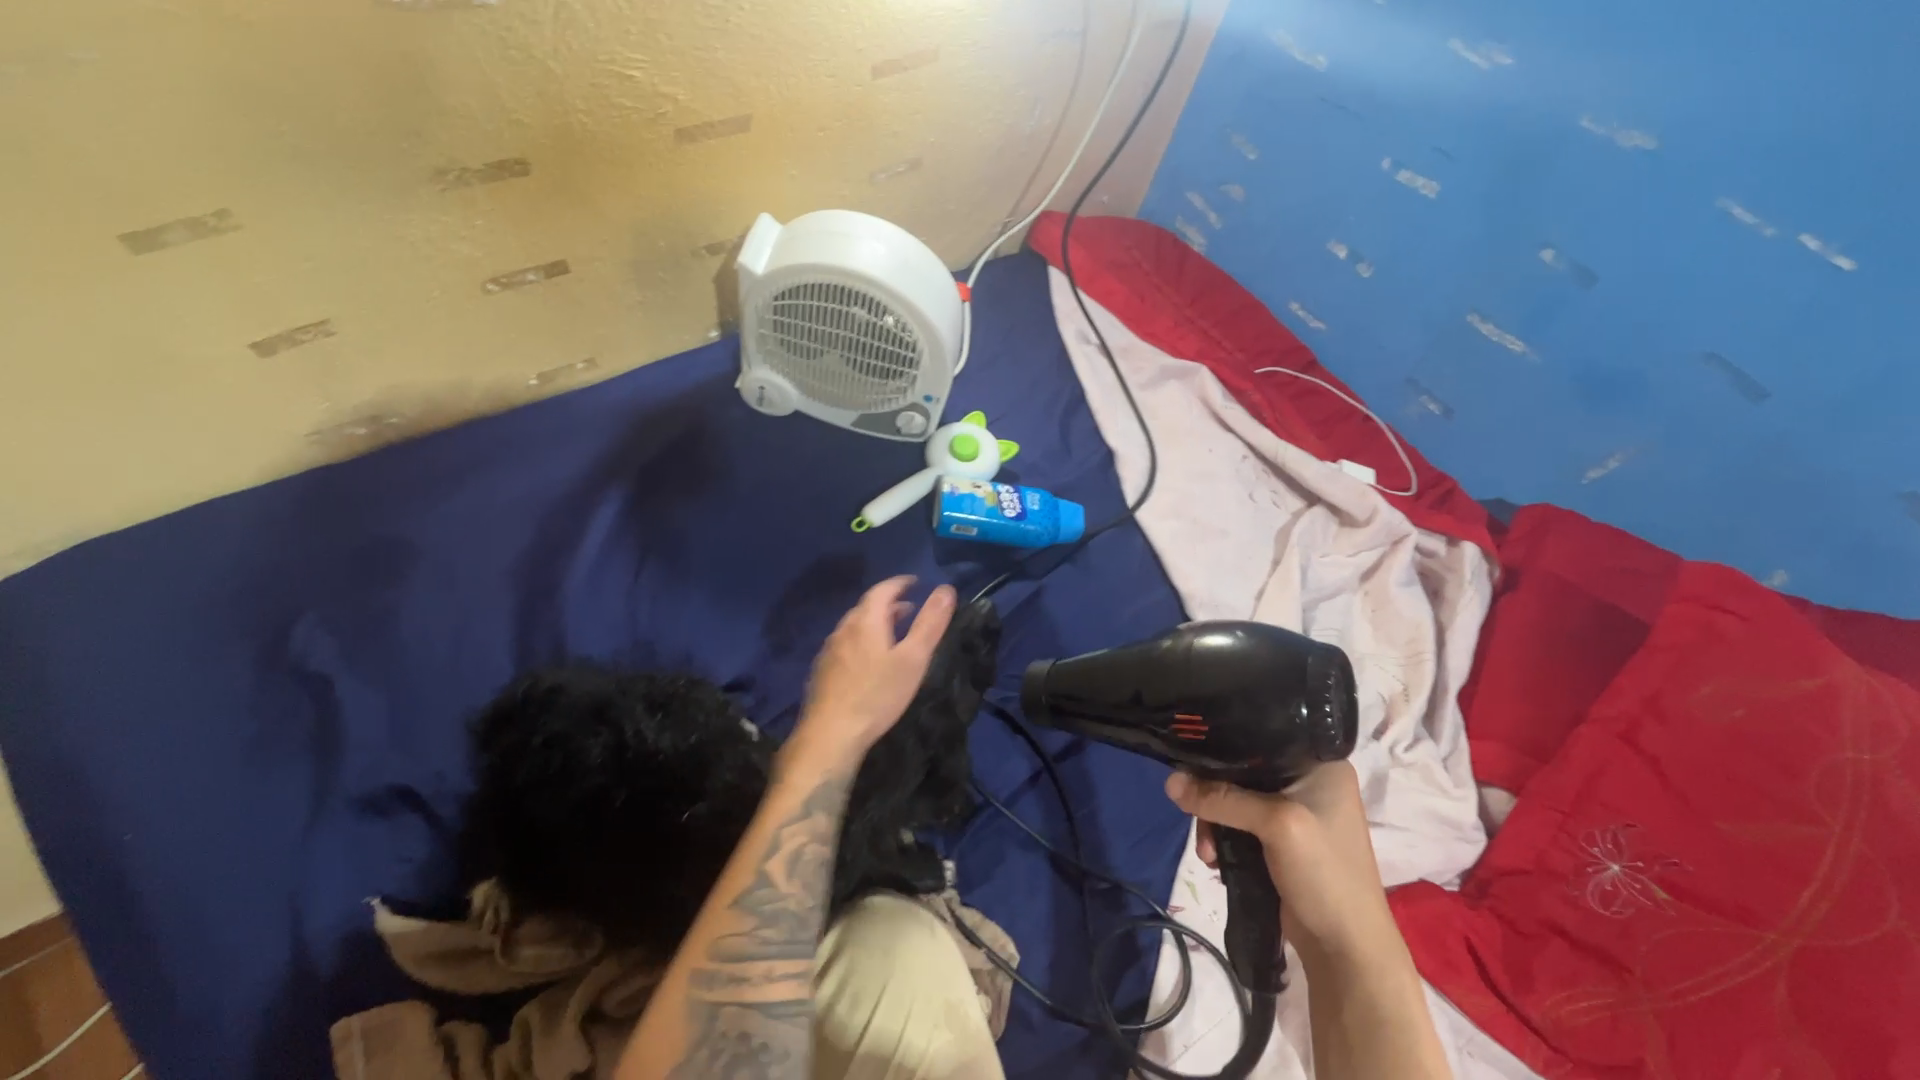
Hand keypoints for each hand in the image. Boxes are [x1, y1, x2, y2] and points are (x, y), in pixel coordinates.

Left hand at [790, 576, 955, 767]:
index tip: (914, 582)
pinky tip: (866, 662)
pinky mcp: (821, 671)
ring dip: (874, 624)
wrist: (831, 733)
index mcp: (866, 621)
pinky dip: (860, 642)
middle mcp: (843, 629)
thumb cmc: (878, 695)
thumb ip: (930, 624)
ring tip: (890, 635)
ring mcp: (829, 650)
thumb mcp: (913, 659)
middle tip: (908, 610)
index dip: (900, 583)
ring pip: (854, 627)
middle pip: (866, 607)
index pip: (883, 590)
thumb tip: (946, 589)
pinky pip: (844, 645)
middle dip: (889, 604)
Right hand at [1164, 762, 1395, 964]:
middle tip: (1198, 822)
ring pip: (1235, 801)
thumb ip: (1222, 799)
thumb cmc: (1325, 873)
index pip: (1260, 738)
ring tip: (1208, 853)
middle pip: (1241, 772)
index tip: (1189, 765)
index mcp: (1320, 764)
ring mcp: (1294, 814)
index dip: (1222, 748)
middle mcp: (1307, 782)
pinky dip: (1222, 840)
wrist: (1346, 947)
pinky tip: (1214, 860)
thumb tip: (1169, 782)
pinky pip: (1238, 827)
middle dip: (1214, 799)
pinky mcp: (1279, 843)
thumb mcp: (1276, 824)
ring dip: (1213, 824)